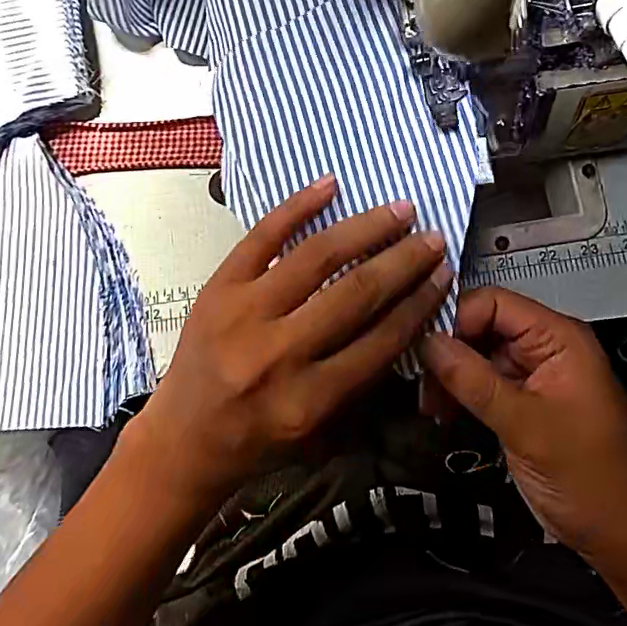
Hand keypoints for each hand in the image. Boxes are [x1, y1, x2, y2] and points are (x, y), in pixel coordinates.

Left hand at [128, 174, 450, 500]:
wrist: (182, 439)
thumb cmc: (257, 439)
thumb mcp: (318, 427)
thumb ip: (360, 376)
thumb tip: (405, 313)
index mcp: (308, 400)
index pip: (381, 341)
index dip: (420, 303)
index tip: (444, 276)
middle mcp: (278, 355)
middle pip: (356, 294)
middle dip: (404, 261)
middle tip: (434, 238)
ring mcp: (243, 314)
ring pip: (316, 257)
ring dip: (366, 229)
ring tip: (400, 210)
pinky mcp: (218, 288)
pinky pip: (262, 236)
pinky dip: (297, 207)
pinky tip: (330, 186)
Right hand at [417, 287, 626, 569]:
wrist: (626, 538)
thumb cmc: (587, 477)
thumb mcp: (526, 426)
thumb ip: (473, 380)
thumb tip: (425, 341)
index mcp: (558, 337)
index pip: (494, 303)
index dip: (455, 318)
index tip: (419, 346)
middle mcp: (545, 346)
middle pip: (483, 325)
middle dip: (448, 349)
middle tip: (416, 380)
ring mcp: (535, 373)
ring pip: (478, 353)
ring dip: (450, 375)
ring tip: (429, 405)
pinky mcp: (524, 400)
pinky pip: (483, 381)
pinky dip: (461, 393)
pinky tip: (442, 412)